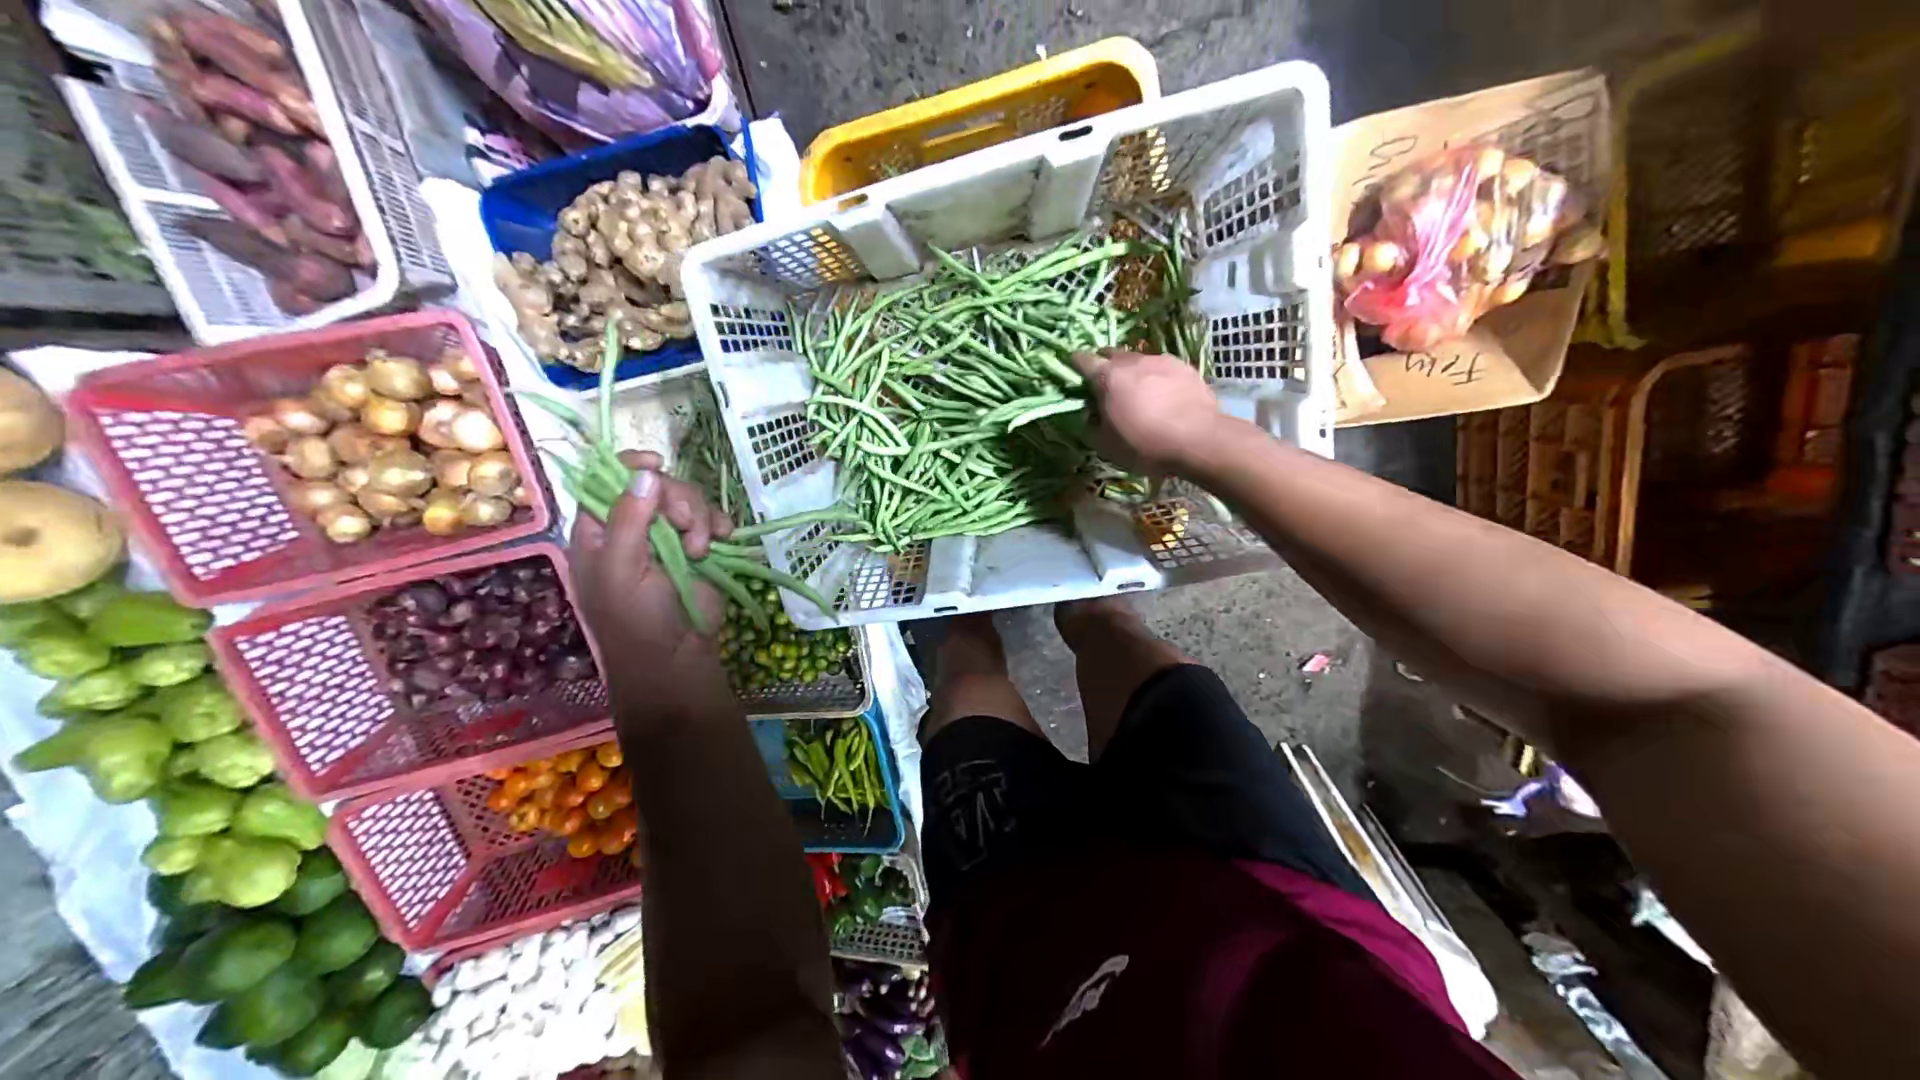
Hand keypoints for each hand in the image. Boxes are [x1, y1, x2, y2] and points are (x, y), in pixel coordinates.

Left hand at [569, 451, 734, 697]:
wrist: (676, 656)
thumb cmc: (635, 619)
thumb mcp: (619, 570)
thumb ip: (628, 520)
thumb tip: (646, 473)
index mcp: (601, 530)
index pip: (608, 481)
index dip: (631, 467)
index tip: (658, 465)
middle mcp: (635, 527)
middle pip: (658, 485)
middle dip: (679, 502)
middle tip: (687, 528)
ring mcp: (670, 536)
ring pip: (689, 499)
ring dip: (701, 519)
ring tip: (700, 550)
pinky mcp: (700, 547)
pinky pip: (713, 518)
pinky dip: (719, 525)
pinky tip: (722, 540)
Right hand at [1071, 348, 1227, 474]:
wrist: (1199, 439)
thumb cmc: (1145, 444)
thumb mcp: (1105, 445)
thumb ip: (1091, 425)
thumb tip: (1089, 414)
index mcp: (1107, 377)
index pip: (1083, 360)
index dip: (1076, 364)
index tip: (1074, 372)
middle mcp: (1132, 361)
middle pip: (1111, 354)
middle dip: (1105, 366)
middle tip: (1106, 386)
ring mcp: (1161, 360)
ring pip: (1139, 360)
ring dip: (1133, 372)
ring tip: (1140, 393)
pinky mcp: (1185, 367)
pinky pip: (1163, 368)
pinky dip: (1157, 378)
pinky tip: (1164, 397)